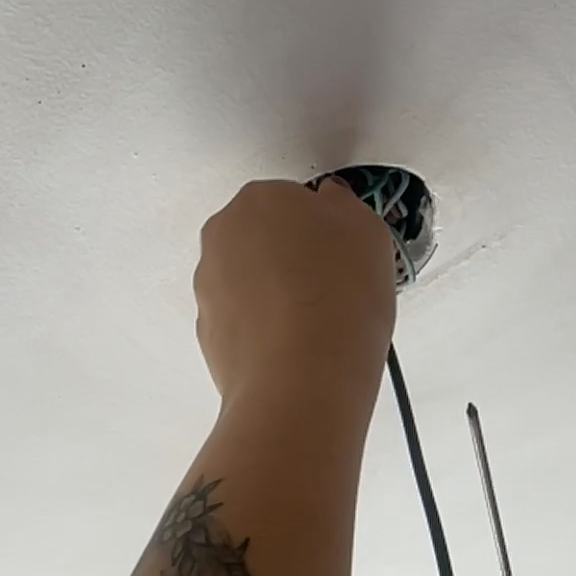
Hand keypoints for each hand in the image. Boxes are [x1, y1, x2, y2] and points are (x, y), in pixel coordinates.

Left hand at [195, 179, 396, 413]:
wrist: (304, 378)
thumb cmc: (336, 304)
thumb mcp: (367, 230)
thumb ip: (343, 207)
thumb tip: (335, 208)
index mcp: (261, 198)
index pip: (293, 200)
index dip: (322, 229)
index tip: (339, 250)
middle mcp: (223, 236)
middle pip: (263, 237)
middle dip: (291, 257)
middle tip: (330, 284)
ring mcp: (210, 285)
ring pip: (248, 279)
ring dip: (275, 293)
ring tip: (316, 321)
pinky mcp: (208, 331)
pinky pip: (240, 319)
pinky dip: (262, 328)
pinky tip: (294, 344)